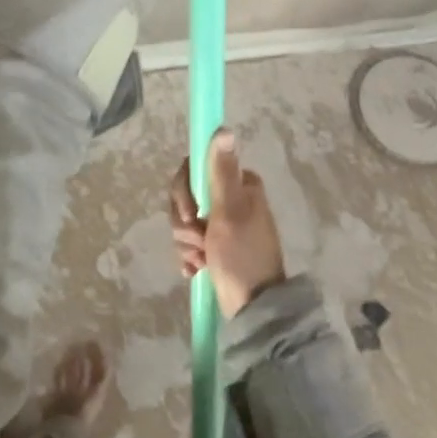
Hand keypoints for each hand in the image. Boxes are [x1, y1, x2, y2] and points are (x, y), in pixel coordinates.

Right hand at [168, 128, 284, 316]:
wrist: (252, 308)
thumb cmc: (241, 255)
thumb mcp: (229, 211)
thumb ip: (221, 171)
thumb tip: (223, 129)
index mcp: (239, 185)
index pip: (194, 170)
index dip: (185, 192)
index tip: (190, 213)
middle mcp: (231, 200)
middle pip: (186, 198)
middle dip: (185, 224)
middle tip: (199, 241)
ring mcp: (223, 225)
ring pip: (184, 223)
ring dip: (187, 244)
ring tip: (202, 260)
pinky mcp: (215, 248)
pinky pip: (188, 244)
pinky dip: (190, 258)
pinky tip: (197, 270)